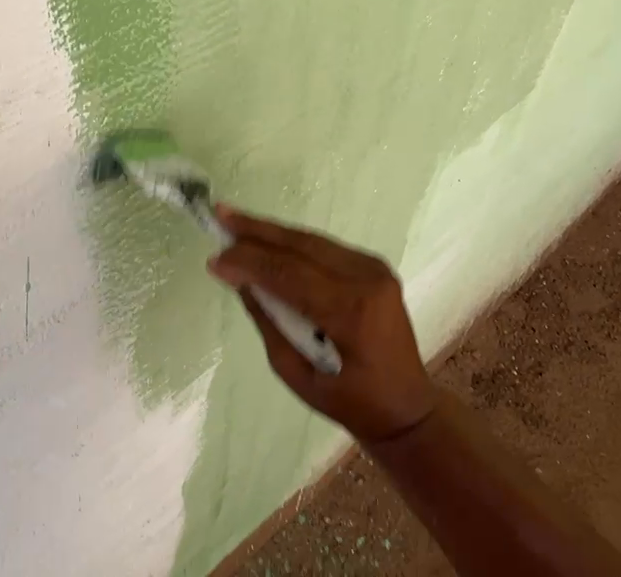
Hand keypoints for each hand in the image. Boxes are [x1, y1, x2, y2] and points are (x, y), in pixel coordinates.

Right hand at [208, 204, 440, 442]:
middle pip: (300, 246)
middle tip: (219, 214)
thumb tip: (241, 280)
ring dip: (270, 231)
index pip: (288, 275)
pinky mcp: (372, 265)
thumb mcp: (297, 374)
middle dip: (255, 230)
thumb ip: (268, 322)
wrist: (406, 405)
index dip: (249, 262)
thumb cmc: (351, 401)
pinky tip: (264, 237)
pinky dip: (290, 242)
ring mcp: (374, 268)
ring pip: (310, 240)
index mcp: (352, 312)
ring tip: (233, 219)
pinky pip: (322, 246)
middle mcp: (367, 280)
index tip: (214, 260)